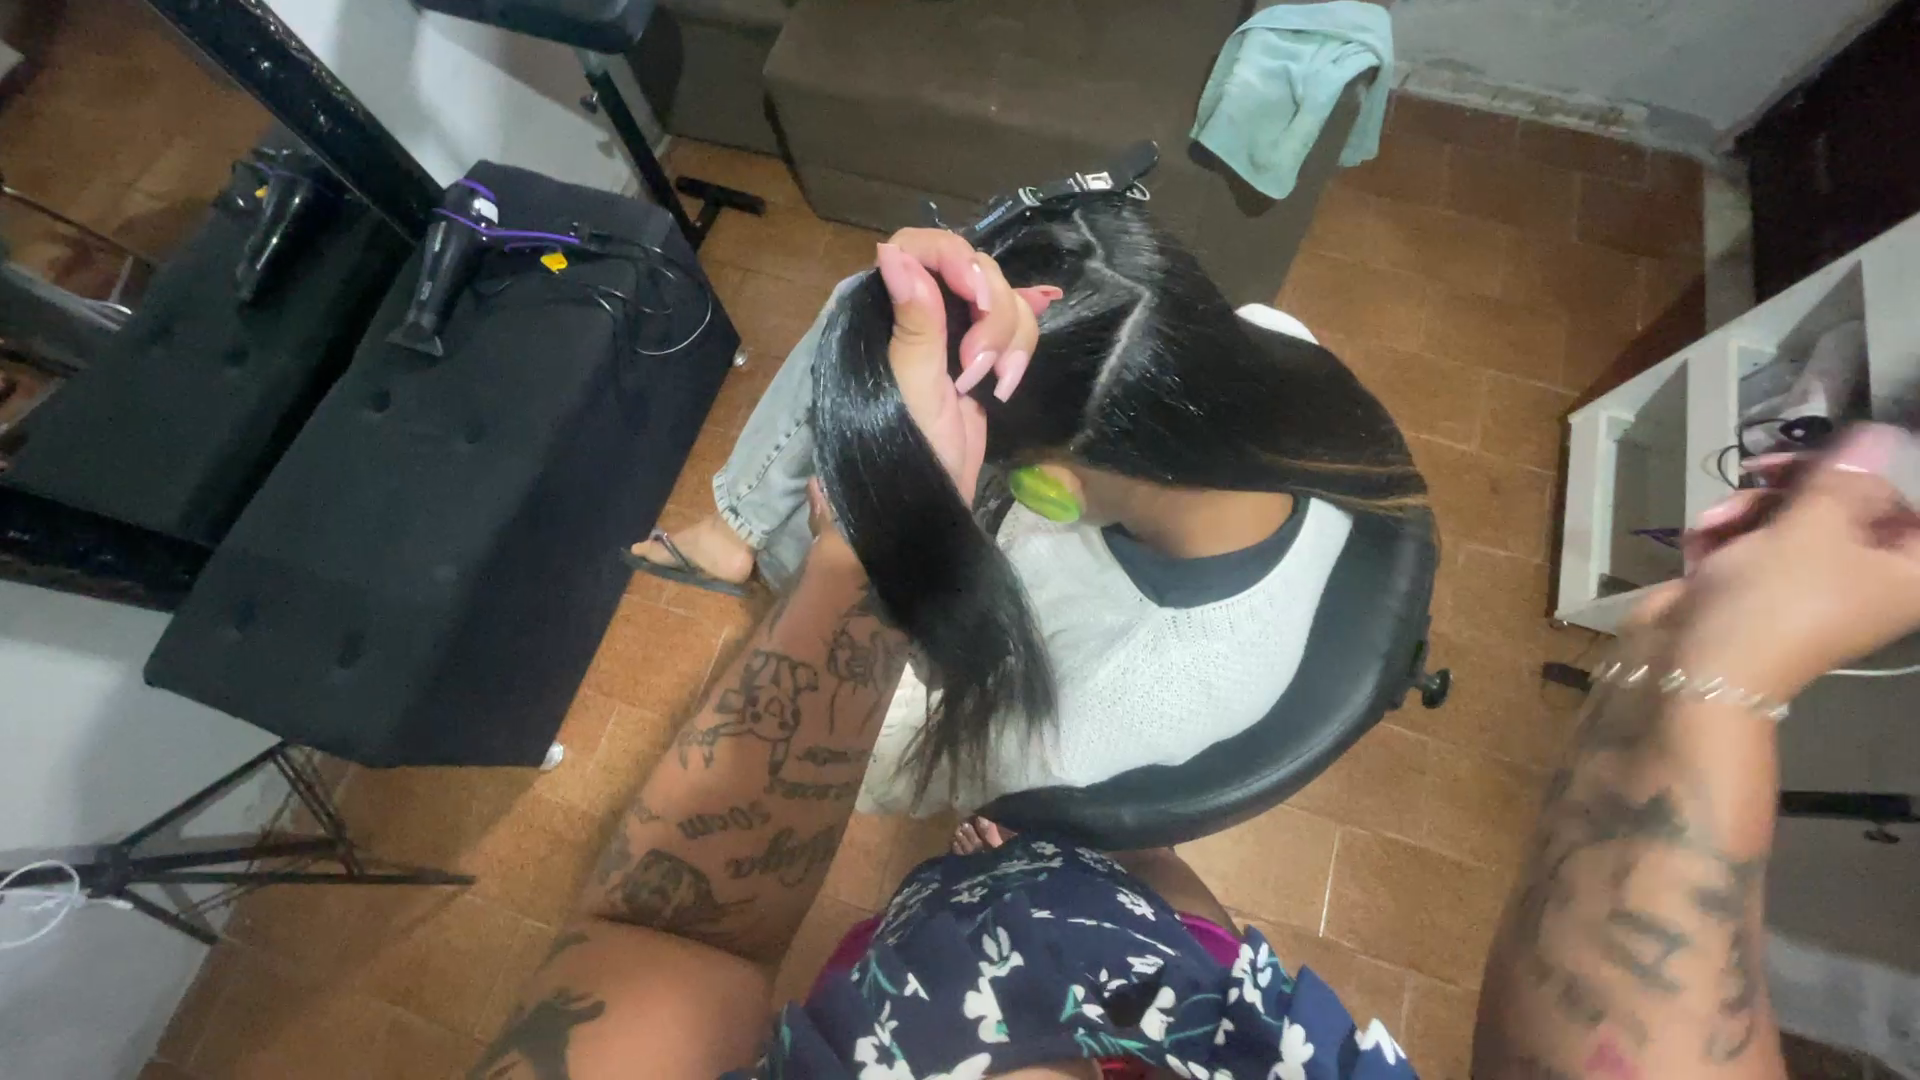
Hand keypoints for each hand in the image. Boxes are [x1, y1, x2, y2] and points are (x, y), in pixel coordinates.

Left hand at [874, 230, 1054, 501]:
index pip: (920, 247)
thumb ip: (913, 321)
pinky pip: (1016, 327)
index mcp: (889, 311)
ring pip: (1004, 299)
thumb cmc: (907, 445)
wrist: (930, 498)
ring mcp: (954, 333)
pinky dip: (1021, 346)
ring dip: (1009, 340)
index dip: (957, 260)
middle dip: (992, 316)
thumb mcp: (912, 384)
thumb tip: (892, 252)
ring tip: (994, 384)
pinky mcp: (981, 354)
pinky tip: (1012, 372)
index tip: (977, 299)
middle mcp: (921, 312)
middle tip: (977, 367)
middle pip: (975, 270)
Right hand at [1660, 424, 1919, 698]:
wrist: (1696, 662)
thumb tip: (1880, 434)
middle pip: (1834, 508)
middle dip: (1785, 491)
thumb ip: (1839, 479)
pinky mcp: (1747, 588)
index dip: (1857, 474)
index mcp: (1906, 569)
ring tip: (1712, 523)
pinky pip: (1741, 546)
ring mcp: (1799, 583)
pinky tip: (1699, 543)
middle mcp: (1860, 575)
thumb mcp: (1810, 530)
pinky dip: (1718, 538)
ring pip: (1779, 523)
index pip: (1901, 501)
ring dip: (1740, 512)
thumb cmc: (1772, 600)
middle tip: (1752, 474)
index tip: (1809, 458)